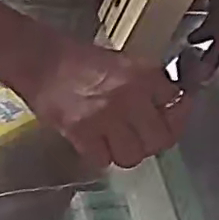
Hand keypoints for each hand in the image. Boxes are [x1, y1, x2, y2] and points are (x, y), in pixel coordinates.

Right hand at [13, 36, 189, 169]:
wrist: (43, 62)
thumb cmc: (79, 59)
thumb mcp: (123, 62)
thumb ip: (146, 84)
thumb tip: (163, 104)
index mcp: (143, 75)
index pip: (175, 103)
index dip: (175, 114)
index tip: (170, 116)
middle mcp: (129, 98)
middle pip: (159, 140)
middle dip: (154, 142)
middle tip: (145, 138)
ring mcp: (105, 119)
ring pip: (132, 156)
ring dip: (127, 153)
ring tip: (120, 144)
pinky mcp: (81, 134)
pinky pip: (102, 160)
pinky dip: (101, 157)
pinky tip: (97, 145)